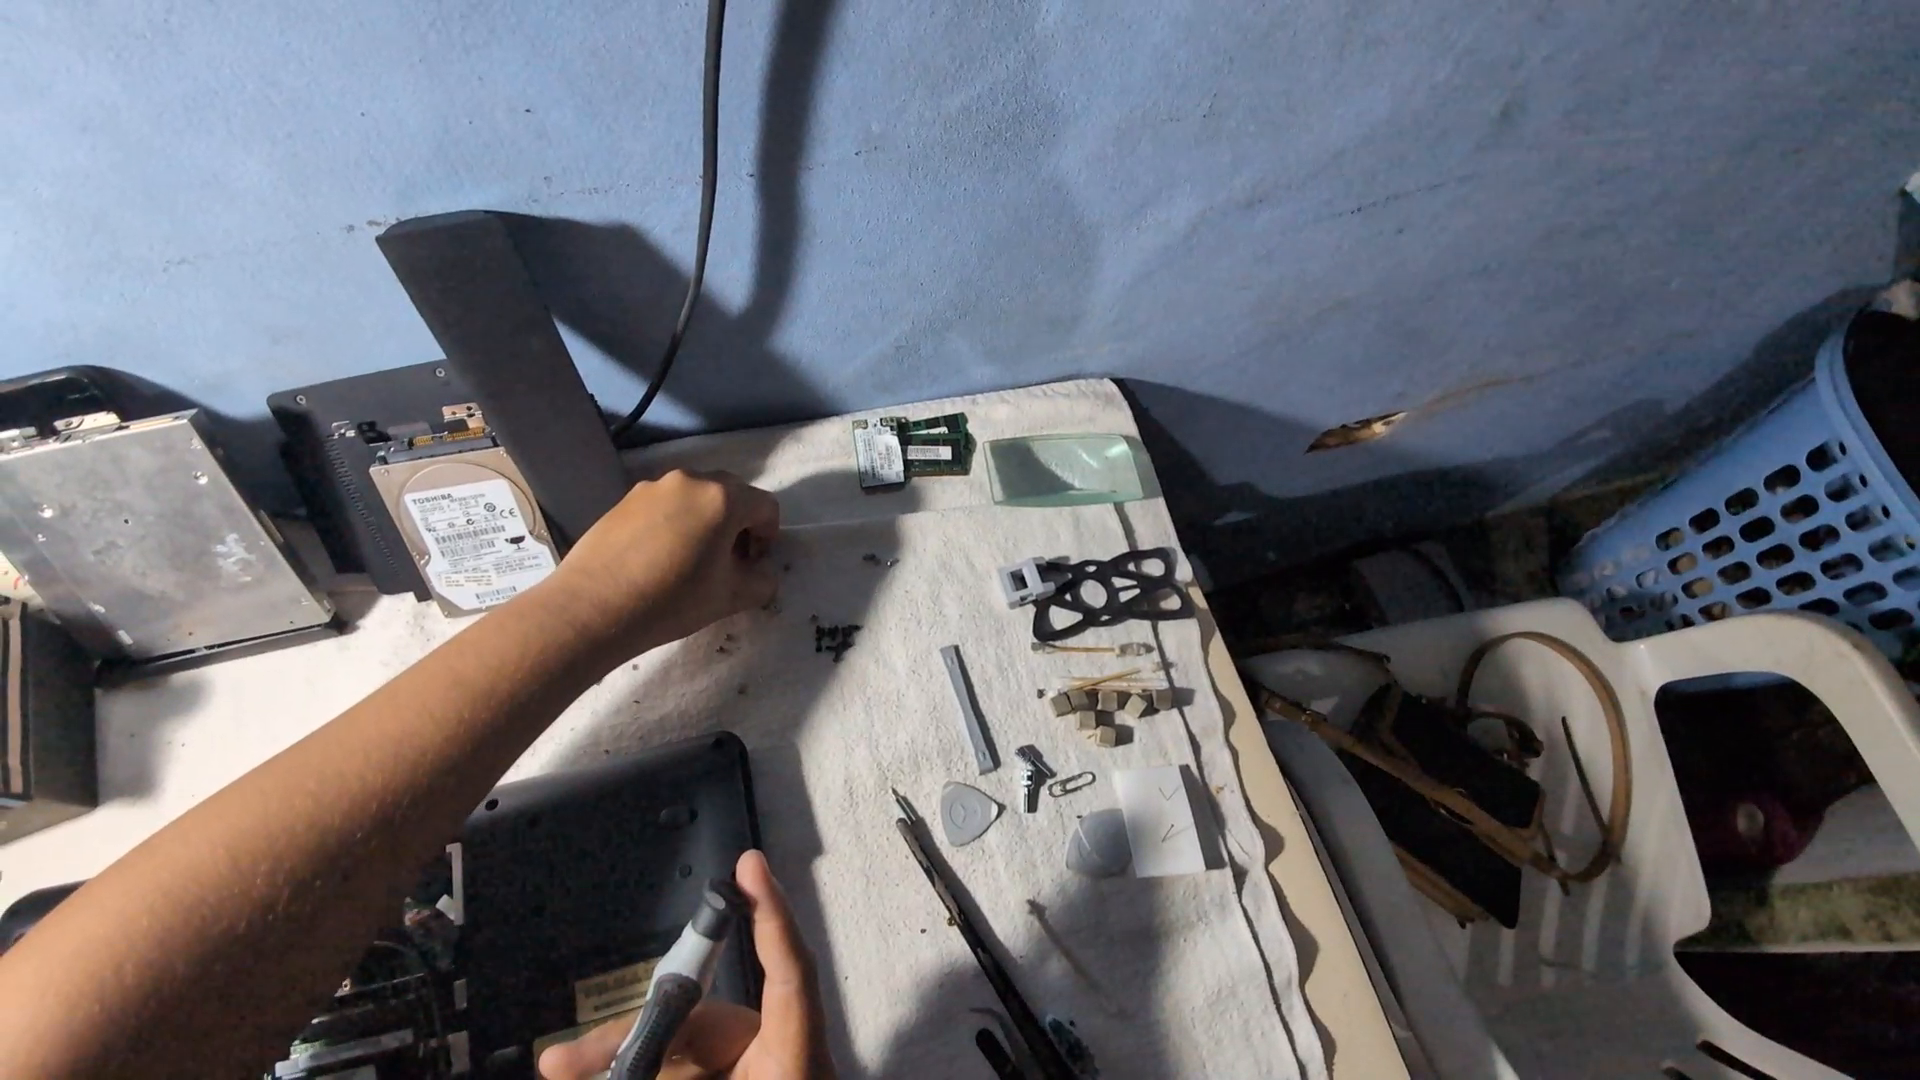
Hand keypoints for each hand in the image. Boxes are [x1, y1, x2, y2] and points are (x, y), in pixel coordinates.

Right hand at [538, 850, 833, 1079]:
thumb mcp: (720, 1076)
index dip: (772, 916)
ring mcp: (746, 1072)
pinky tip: (590, 1068)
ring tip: (565, 1068)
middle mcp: (770, 1060)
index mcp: (792, 1059)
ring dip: (624, 1063)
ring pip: (681, 1057)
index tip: (749, 866)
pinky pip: (683, 1074)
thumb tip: (576, 1060)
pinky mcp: (727, 1079)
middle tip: (562, 1062)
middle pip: (701, 1028)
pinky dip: (644, 1072)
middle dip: (628, 1039)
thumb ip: (652, 1062)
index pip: (789, 973)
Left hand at [547, 469, 779, 653]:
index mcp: (723, 498)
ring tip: (690, 558)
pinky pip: (666, 504)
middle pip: (732, 493)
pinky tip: (659, 557)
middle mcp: (691, 481)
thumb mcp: (731, 598)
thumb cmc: (672, 600)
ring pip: (696, 497)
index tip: (752, 565)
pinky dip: (675, 522)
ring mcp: (654, 486)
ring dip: (706, 521)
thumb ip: (763, 580)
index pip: (766, 506)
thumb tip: (761, 571)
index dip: (768, 536)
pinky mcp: (626, 498)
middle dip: (738, 523)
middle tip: (727, 560)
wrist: (592, 608)